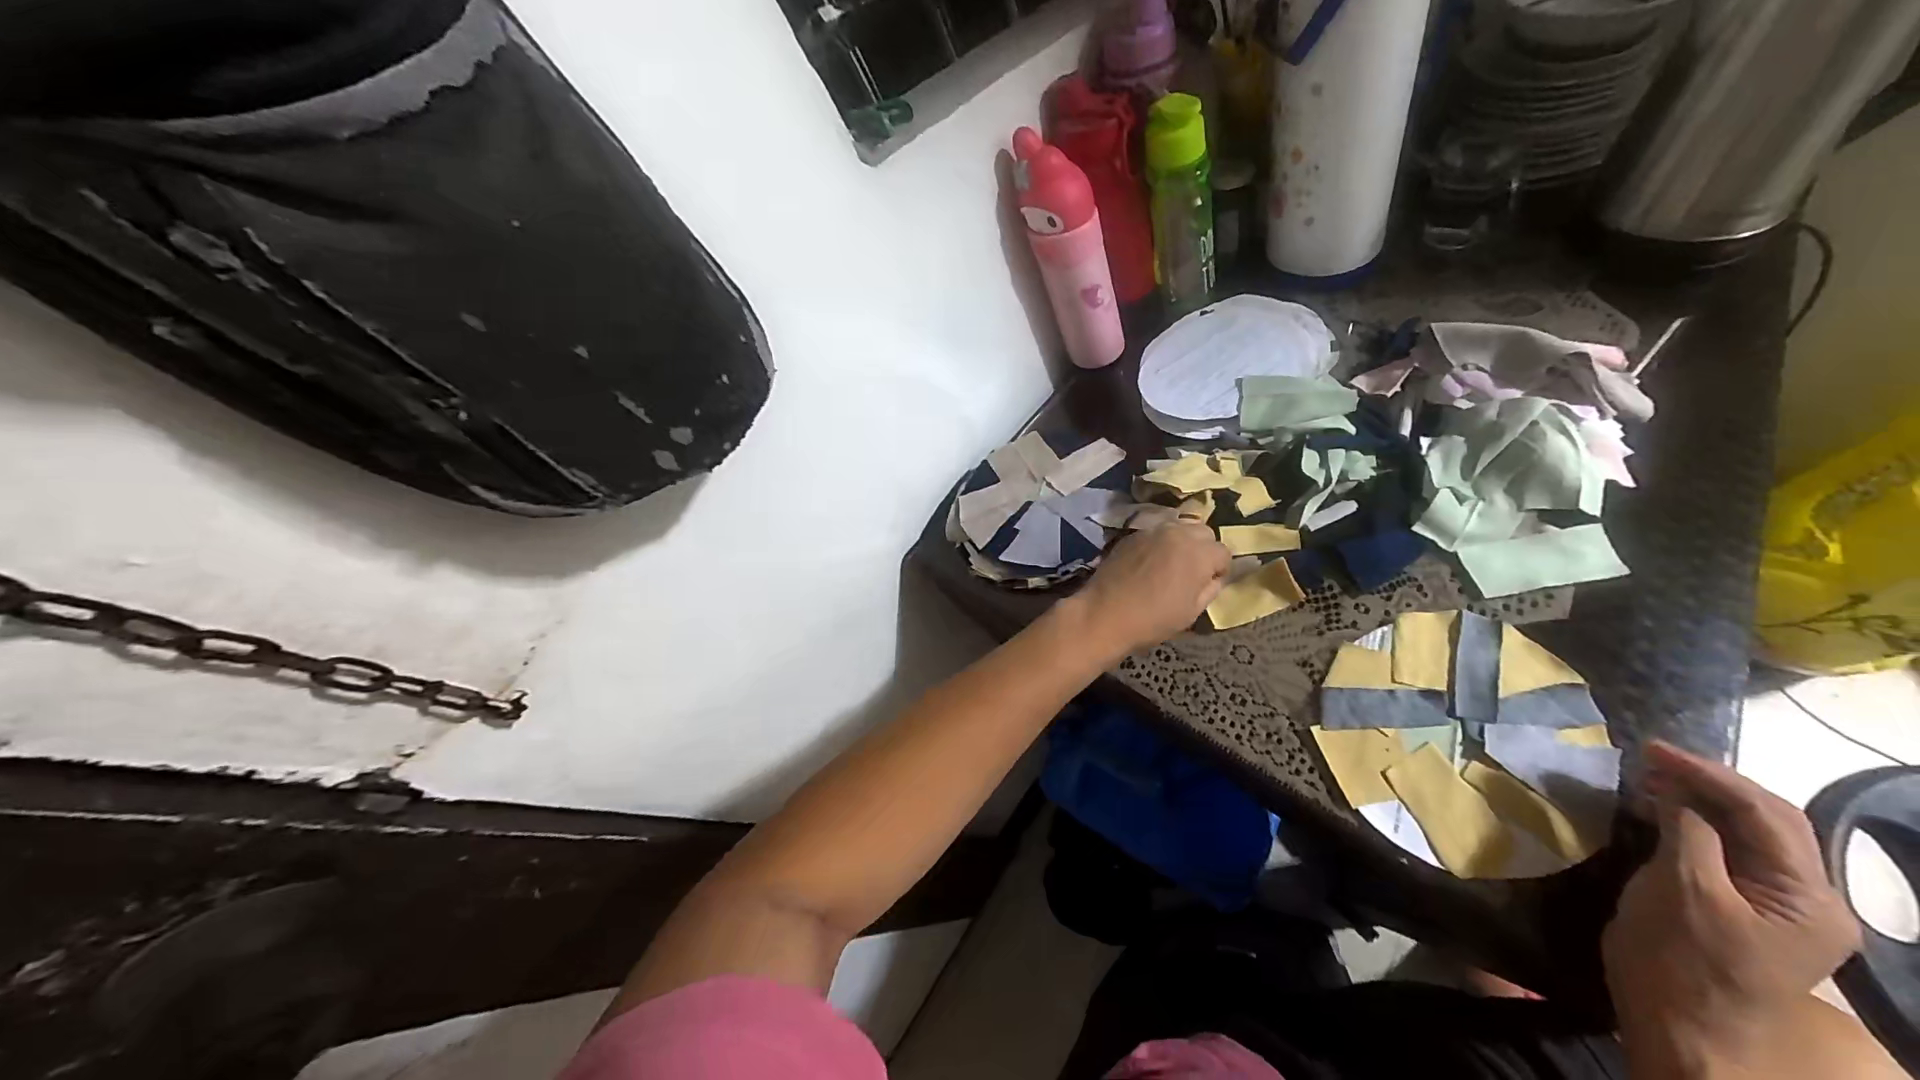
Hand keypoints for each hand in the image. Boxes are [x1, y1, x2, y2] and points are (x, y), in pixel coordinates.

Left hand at [1067, 522, 1229, 655]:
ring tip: (1169, 566)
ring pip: (1179, 528)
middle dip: (1203, 550)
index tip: (1207, 585)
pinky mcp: (1132, 535)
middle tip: (1191, 573)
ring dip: (1181, 543)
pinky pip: (1155, 533)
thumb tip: (1213, 577)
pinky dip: (1159, 544)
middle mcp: (1178, 534)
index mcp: (1199, 553)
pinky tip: (1148, 564)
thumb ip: (1210, 589)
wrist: (1104, 614)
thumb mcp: (1192, 611)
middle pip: (1203, 533)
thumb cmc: (1153, 619)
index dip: (1219, 570)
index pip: (1223, 552)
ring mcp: (1152, 531)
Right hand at [1603, 741, 1861, 1076]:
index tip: (1651, 749)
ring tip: (1649, 778)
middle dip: (1710, 782)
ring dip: (1702, 800)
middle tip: (1649, 758)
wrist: (1680, 1027)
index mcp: (1809, 899)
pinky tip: (1661, 811)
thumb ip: (1688, 832)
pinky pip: (1730, 852)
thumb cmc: (1681, 958)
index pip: (1767, 814)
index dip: (1709, 774)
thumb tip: (1674, 786)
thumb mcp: (1682, 888)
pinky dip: (1695, 823)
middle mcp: (1810, 900)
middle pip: (1769, 821)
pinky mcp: (1746, 910)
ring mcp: (1780, 907)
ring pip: (1750, 834)